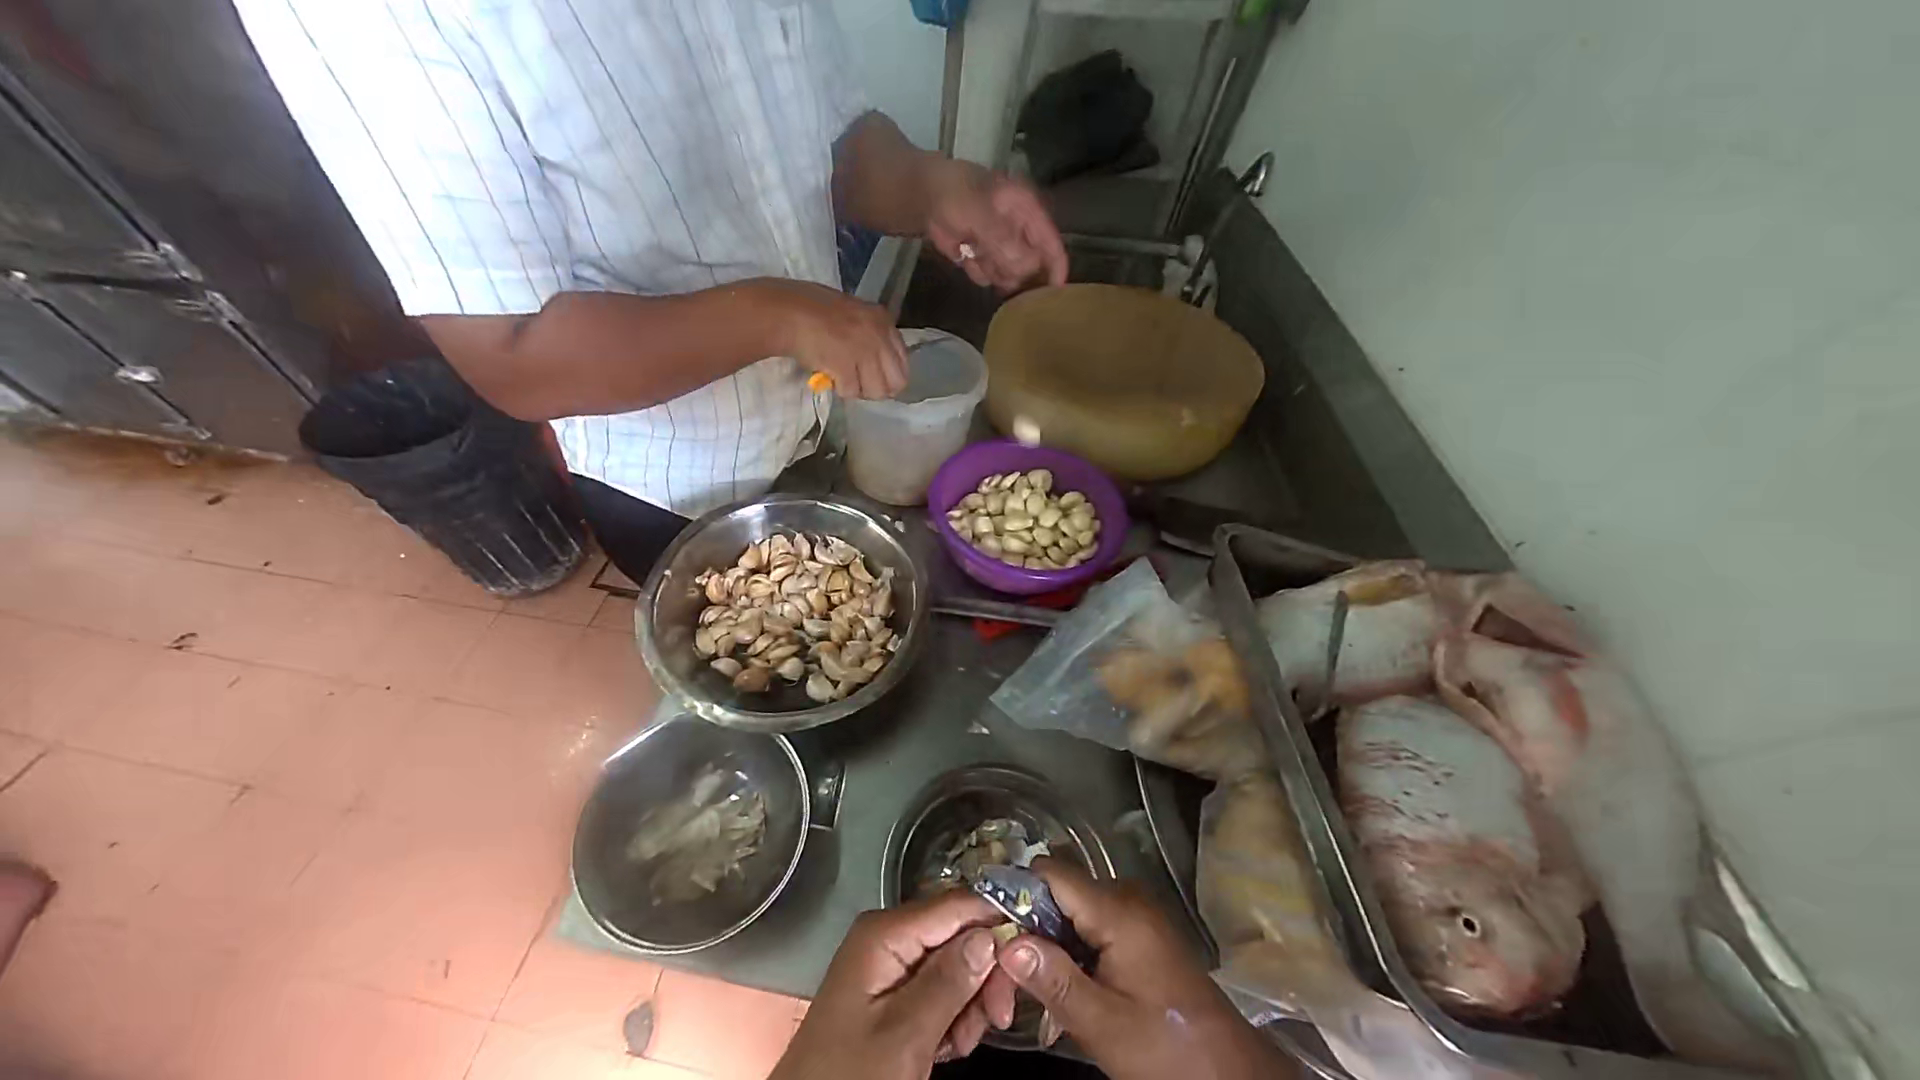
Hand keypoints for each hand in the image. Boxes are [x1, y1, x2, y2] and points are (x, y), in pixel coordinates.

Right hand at [750, 278, 907, 399]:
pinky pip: (851, 391)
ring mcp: (863, 351)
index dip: (890, 376)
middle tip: (860, 385)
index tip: (875, 379)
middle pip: (895, 382)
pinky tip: (830, 376)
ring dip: (859, 391)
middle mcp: (878, 336)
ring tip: (843, 380)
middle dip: (879, 389)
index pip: (903, 361)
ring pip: (876, 391)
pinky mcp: (845, 366)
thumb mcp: (853, 313)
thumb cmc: (812, 309)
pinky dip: (840, 389)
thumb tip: (878, 365)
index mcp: (882, 320)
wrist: (785, 312)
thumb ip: (870, 334)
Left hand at [772, 891, 1020, 1079]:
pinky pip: (940, 990)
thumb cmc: (850, 1076)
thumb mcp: (903, 1036)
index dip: (996, 921)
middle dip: (983, 975)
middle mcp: (890, 938)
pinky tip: (948, 1045)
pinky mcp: (895, 994)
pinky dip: (953, 1017)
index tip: (1031, 953)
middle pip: (958, 935)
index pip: (955, 905)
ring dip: (969, 1003)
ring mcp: (892, 966)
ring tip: (960, 1042)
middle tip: (998, 1017)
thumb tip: (989, 936)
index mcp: (886, 933)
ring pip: (955, 966)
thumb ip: (948, 982)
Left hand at [923, 159, 1068, 291]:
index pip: (1051, 241)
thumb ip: (1001, 238)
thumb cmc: (955, 193)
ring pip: (1010, 275)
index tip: (1056, 290)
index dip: (1056, 266)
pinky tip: (965, 252)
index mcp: (1027, 210)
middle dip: (1013, 269)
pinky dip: (977, 270)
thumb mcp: (978, 211)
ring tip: (975, 248)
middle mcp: (1020, 230)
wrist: (926, 196)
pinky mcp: (986, 259)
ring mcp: (1003, 246)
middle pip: (1031, 265)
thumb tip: (1024, 266)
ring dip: (993, 269)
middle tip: (989, 253)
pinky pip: (989, 277)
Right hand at [996, 859, 1293, 1079]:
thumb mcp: (1103, 1026)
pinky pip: (1094, 923)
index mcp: (1117, 911)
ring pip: (1074, 909)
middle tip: (1012, 970)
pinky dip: (1075, 948)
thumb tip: (1006, 942)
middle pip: (1060, 891)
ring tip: (1036, 984)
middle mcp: (1127, 898)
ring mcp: (1137, 913)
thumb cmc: (1168, 1050)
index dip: (1017, 891)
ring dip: (1052, 940)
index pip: (1051, 872)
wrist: (1233, 1073)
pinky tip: (1070, 986)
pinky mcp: (1142, 931)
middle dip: (1032, 924)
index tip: (993, 925)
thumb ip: (1053, 980)